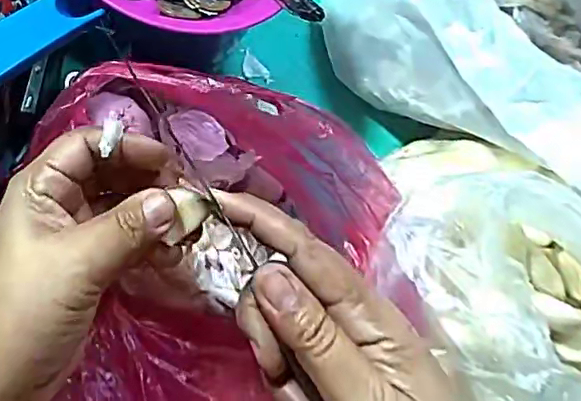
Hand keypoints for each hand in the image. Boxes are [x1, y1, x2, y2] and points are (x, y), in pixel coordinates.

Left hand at [0, 127, 182, 400]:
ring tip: (187, 222)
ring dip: (150, 211)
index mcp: (41, 185)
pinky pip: (121, 239)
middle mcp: (56, 201)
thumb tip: (175, 201)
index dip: (126, 146)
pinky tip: (172, 249)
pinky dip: (146, 240)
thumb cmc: (25, 308)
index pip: (86, 145)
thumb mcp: (76, 263)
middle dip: (145, 179)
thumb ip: (126, 229)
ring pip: (117, 206)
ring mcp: (71, 234)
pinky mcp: (86, 266)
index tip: (169, 161)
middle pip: (106, 173)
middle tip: (188, 195)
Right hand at [222, 194, 455, 400]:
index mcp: (367, 309)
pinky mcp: (322, 364)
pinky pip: (279, 351)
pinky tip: (300, 400)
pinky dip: (280, 377)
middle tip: (270, 364)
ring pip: (271, 316)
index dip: (256, 214)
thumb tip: (266, 270)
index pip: (302, 244)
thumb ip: (318, 337)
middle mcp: (347, 313)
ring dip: (269, 351)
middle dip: (260, 313)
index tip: (211, 199)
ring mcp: (333, 339)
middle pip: (277, 278)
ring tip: (292, 393)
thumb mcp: (369, 398)